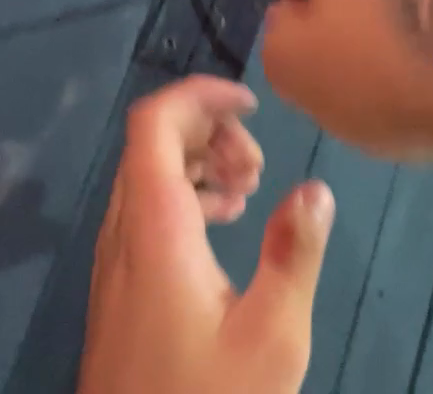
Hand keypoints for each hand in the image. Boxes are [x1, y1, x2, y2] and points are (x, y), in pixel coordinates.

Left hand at [80, 76, 333, 393]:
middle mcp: (125, 229)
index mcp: (155, 225)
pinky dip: (188, 194)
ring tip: (250, 189)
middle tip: (259, 164)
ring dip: (201, 161)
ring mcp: (117, 256)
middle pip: (155, 140)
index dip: (201, 94)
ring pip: (150, 173)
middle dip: (211, 129)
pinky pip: (149, 208)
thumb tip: (316, 186)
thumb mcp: (270, 337)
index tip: (253, 105)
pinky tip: (226, 222)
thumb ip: (292, 253)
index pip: (156, 121)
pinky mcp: (121, 282)